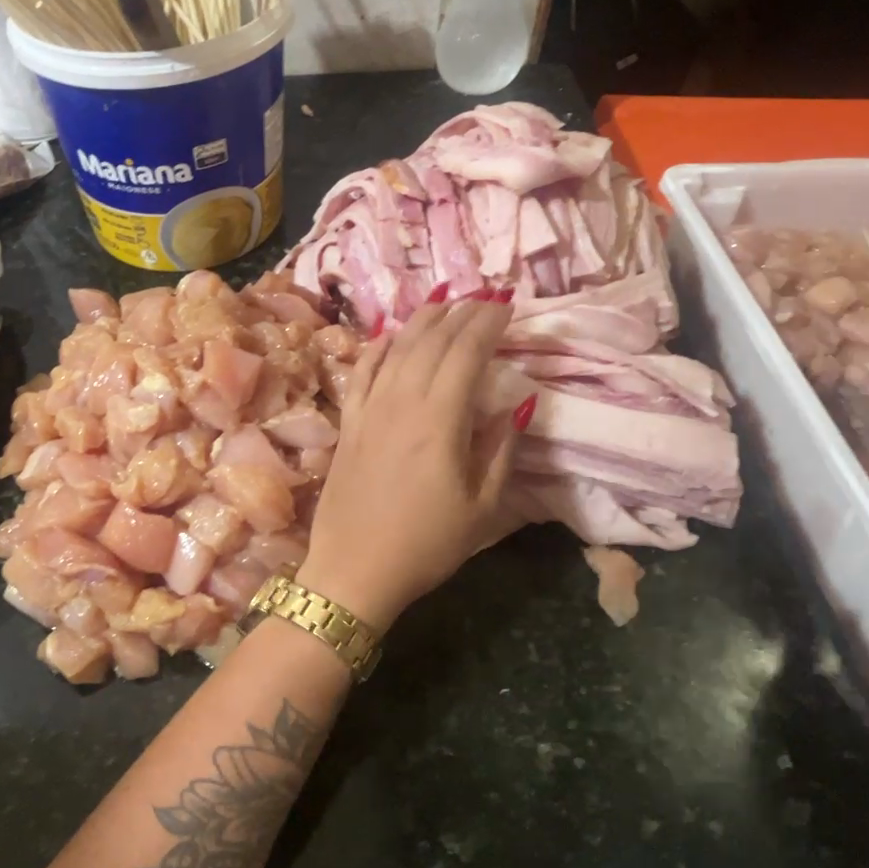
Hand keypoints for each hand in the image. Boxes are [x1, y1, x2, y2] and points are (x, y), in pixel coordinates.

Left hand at [298, 292, 527, 629]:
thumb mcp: (482, 507)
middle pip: (432, 342)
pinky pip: (362, 371)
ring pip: (397, 348)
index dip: (488, 323)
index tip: (508, 305)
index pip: (467, 353)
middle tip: (484, 297)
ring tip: (446, 300)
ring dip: (423, 320)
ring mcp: (369, 409)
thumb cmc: (426, 545)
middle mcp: (402, 402)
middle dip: (462, 313)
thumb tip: (520, 404)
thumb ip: (501, 450)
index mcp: (440, 420)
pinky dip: (379, 347)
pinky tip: (390, 334)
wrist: (354, 570)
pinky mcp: (348, 423)